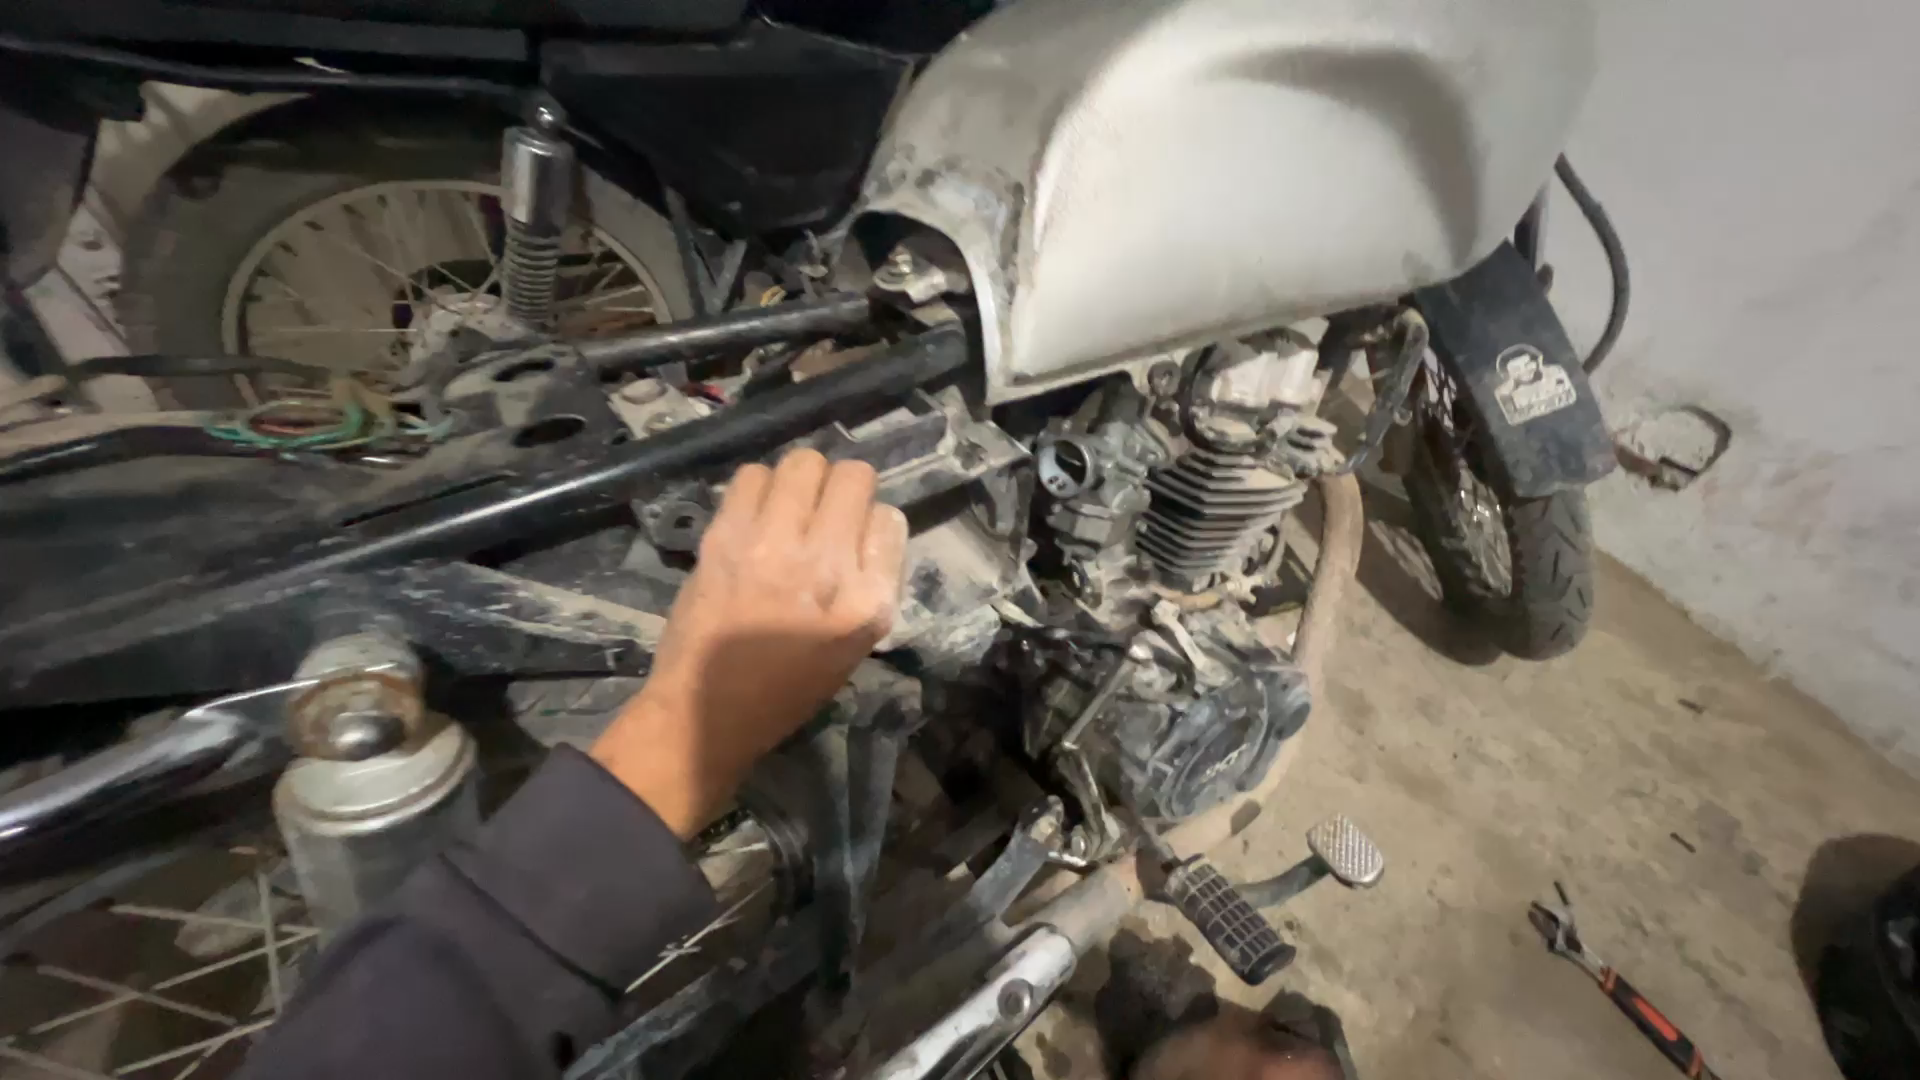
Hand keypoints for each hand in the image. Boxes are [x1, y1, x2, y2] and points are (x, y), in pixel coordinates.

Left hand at [592, 449, 908, 837]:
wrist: (710, 709)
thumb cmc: (791, 685)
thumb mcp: (857, 644)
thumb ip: (874, 579)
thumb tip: (867, 520)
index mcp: (867, 600)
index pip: (890, 518)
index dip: (872, 521)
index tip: (854, 536)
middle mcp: (826, 564)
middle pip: (852, 476)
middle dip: (844, 486)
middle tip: (824, 511)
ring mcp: (772, 545)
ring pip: (803, 463)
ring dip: (802, 481)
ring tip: (789, 510)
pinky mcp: (725, 537)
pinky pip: (753, 475)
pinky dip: (761, 486)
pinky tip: (756, 515)